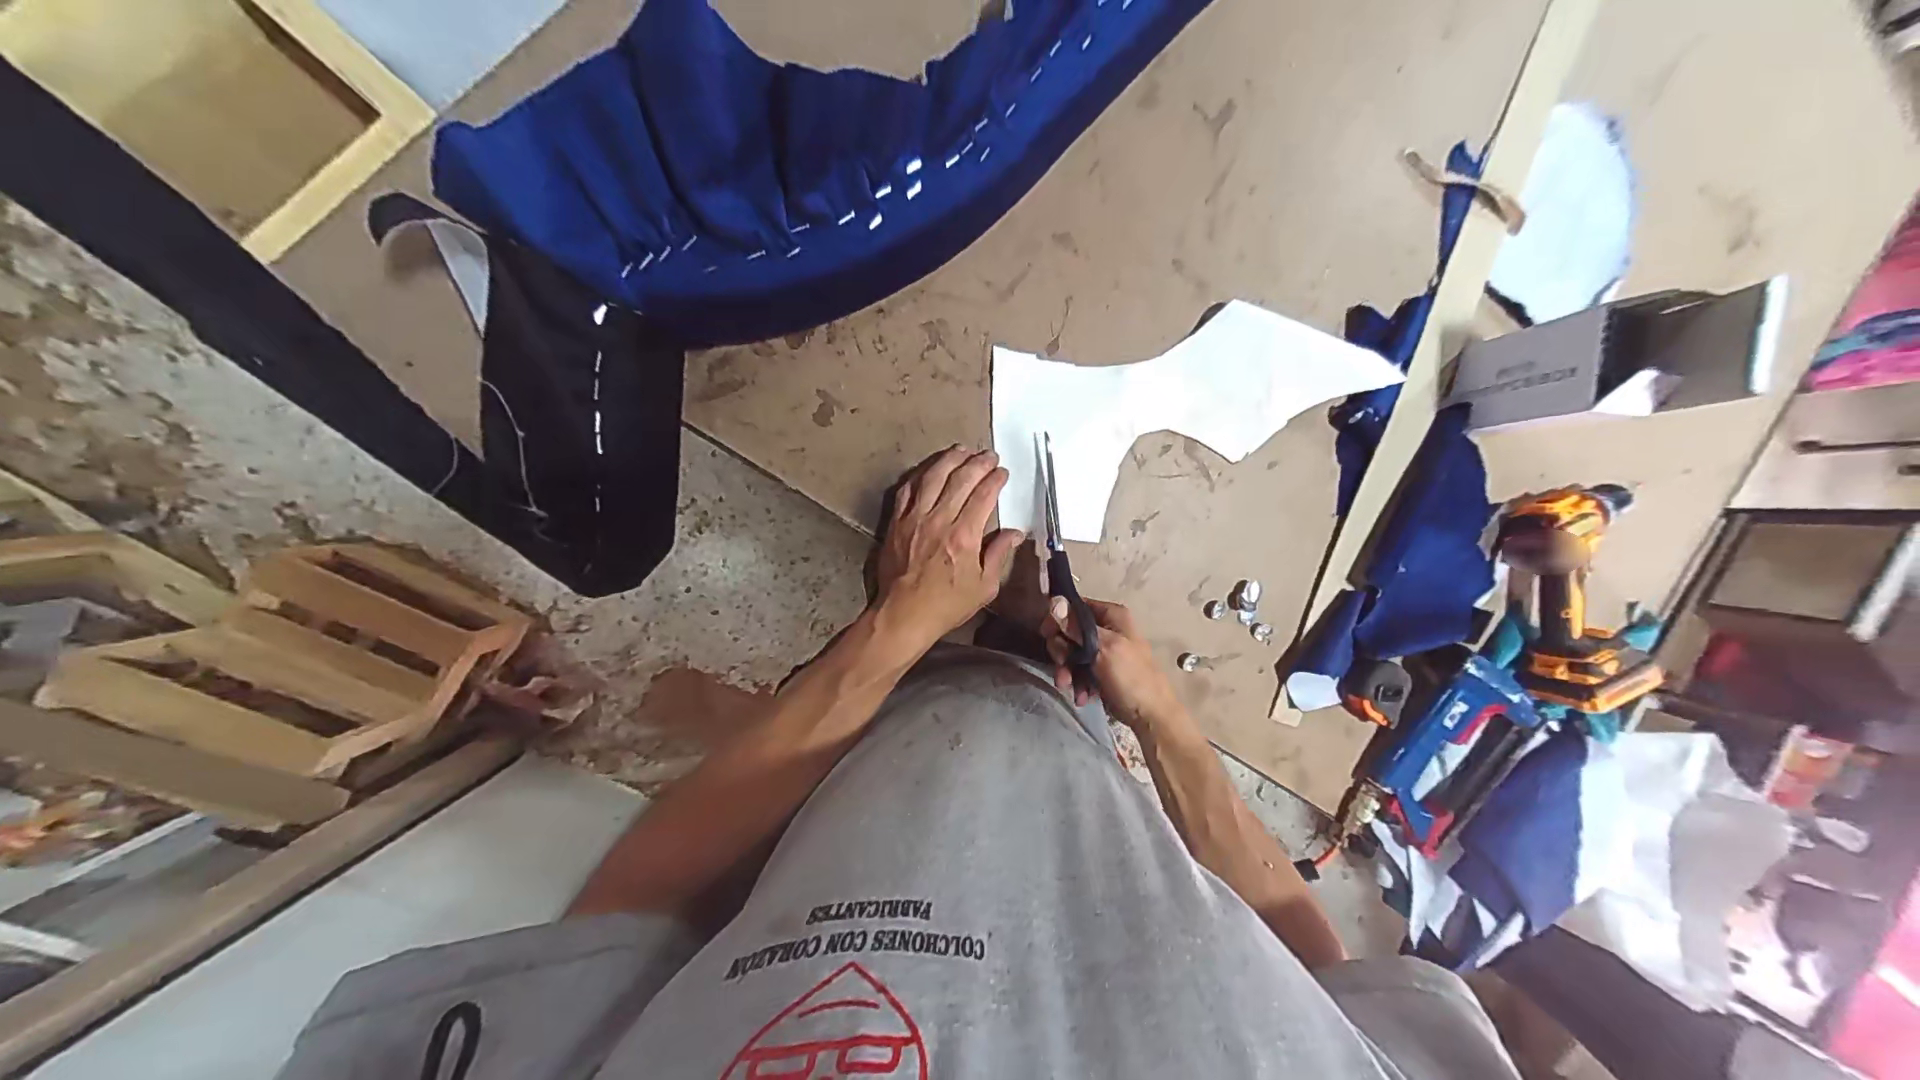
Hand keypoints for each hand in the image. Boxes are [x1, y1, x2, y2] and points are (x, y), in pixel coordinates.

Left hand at [873, 447, 1024, 655]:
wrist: (903, 614)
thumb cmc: (946, 605)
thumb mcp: (984, 587)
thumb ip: (998, 555)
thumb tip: (1014, 533)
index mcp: (964, 536)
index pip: (983, 495)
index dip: (995, 479)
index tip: (1002, 473)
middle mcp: (939, 520)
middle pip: (960, 479)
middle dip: (978, 463)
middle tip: (988, 456)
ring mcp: (914, 518)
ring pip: (932, 477)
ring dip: (949, 460)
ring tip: (961, 451)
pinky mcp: (897, 522)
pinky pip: (908, 489)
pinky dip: (920, 474)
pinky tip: (929, 469)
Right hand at [1040, 596, 1184, 731]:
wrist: (1150, 716)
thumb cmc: (1131, 677)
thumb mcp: (1104, 649)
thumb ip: (1077, 628)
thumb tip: (1055, 603)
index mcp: (1112, 616)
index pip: (1076, 606)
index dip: (1058, 618)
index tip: (1046, 634)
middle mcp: (1107, 628)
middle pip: (1070, 631)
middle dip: (1062, 651)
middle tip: (1061, 665)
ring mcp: (1104, 650)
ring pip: (1072, 652)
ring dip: (1067, 670)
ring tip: (1069, 686)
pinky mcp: (1101, 670)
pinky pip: (1080, 669)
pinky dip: (1078, 682)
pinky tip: (1082, 695)